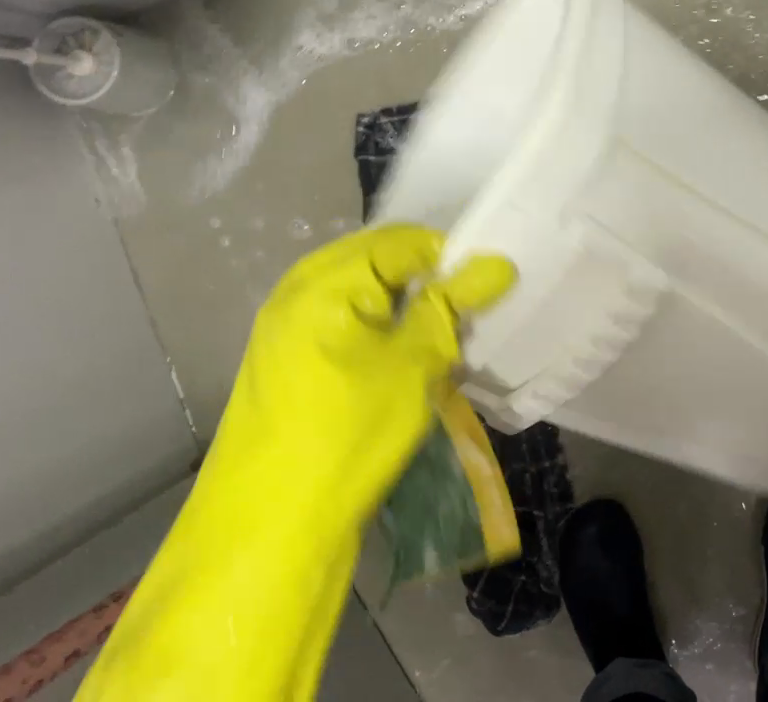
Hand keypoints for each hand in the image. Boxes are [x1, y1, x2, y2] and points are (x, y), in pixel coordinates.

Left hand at [76, 225, 512, 701]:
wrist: (270, 526)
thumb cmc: (349, 433)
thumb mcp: (414, 364)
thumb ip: (452, 305)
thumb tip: (497, 264)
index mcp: (324, 281)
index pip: (403, 241)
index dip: (451, 256)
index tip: (490, 285)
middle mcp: (298, 292)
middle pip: (378, 262)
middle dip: (427, 281)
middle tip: (468, 312)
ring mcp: (286, 329)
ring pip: (363, 295)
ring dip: (406, 309)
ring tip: (442, 341)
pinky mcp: (287, 364)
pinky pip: (345, 324)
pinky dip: (381, 332)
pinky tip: (406, 363)